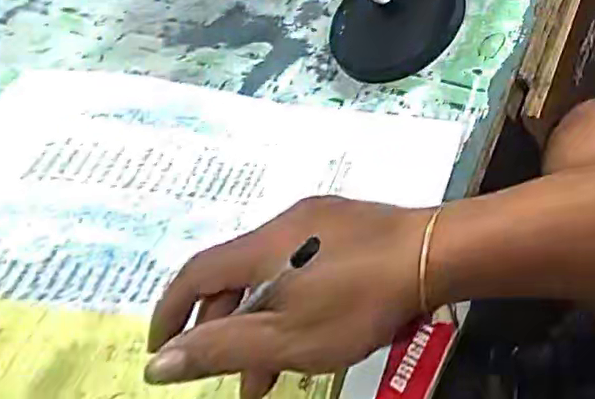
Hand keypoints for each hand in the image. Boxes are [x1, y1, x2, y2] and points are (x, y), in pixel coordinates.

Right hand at [145, 196, 429, 398]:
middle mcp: (295, 219)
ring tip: (273, 373)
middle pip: (238, 272)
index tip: (162, 354)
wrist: (436, 253)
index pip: (198, 271)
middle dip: (226, 330)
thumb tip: (158, 361)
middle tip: (233, 378)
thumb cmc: (359, 299)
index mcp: (269, 240)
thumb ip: (218, 349)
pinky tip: (311, 330)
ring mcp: (329, 216)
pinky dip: (295, 298)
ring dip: (264, 321)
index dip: (170, 314)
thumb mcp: (283, 338)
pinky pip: (307, 260)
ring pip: (276, 271)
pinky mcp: (356, 222)